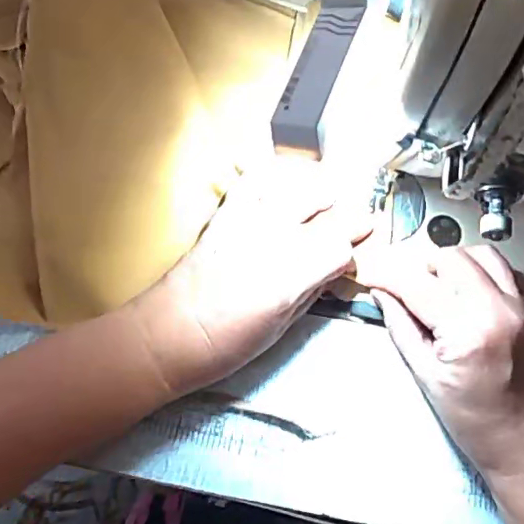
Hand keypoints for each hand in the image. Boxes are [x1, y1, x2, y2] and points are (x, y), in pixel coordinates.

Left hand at [122, 160, 373, 397]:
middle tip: (347, 227)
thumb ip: (312, 290)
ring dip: (314, 191)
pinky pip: (256, 179)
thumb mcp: (281, 327)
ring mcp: (245, 219)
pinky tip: (281, 192)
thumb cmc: (224, 344)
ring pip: (294, 182)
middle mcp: (270, 238)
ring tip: (320, 205)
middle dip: (343, 215)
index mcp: (290, 275)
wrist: (168, 332)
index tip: (353, 255)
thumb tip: (333, 270)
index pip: (342, 242)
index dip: (354, 248)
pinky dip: (275, 179)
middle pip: (325, 204)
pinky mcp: (224, 213)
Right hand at [356, 245, 523, 479]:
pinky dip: (480, 275)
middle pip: (450, 257)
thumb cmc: (475, 421)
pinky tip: (467, 299)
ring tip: (440, 289)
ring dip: (454, 264)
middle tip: (408, 291)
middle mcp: (500, 310)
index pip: (417, 283)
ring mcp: (523, 308)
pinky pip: (504, 272)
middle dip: (421, 268)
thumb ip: (401, 327)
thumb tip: (381, 294)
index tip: (370, 275)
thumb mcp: (426, 377)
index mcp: (468, 331)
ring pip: (481, 254)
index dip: (386, 275)